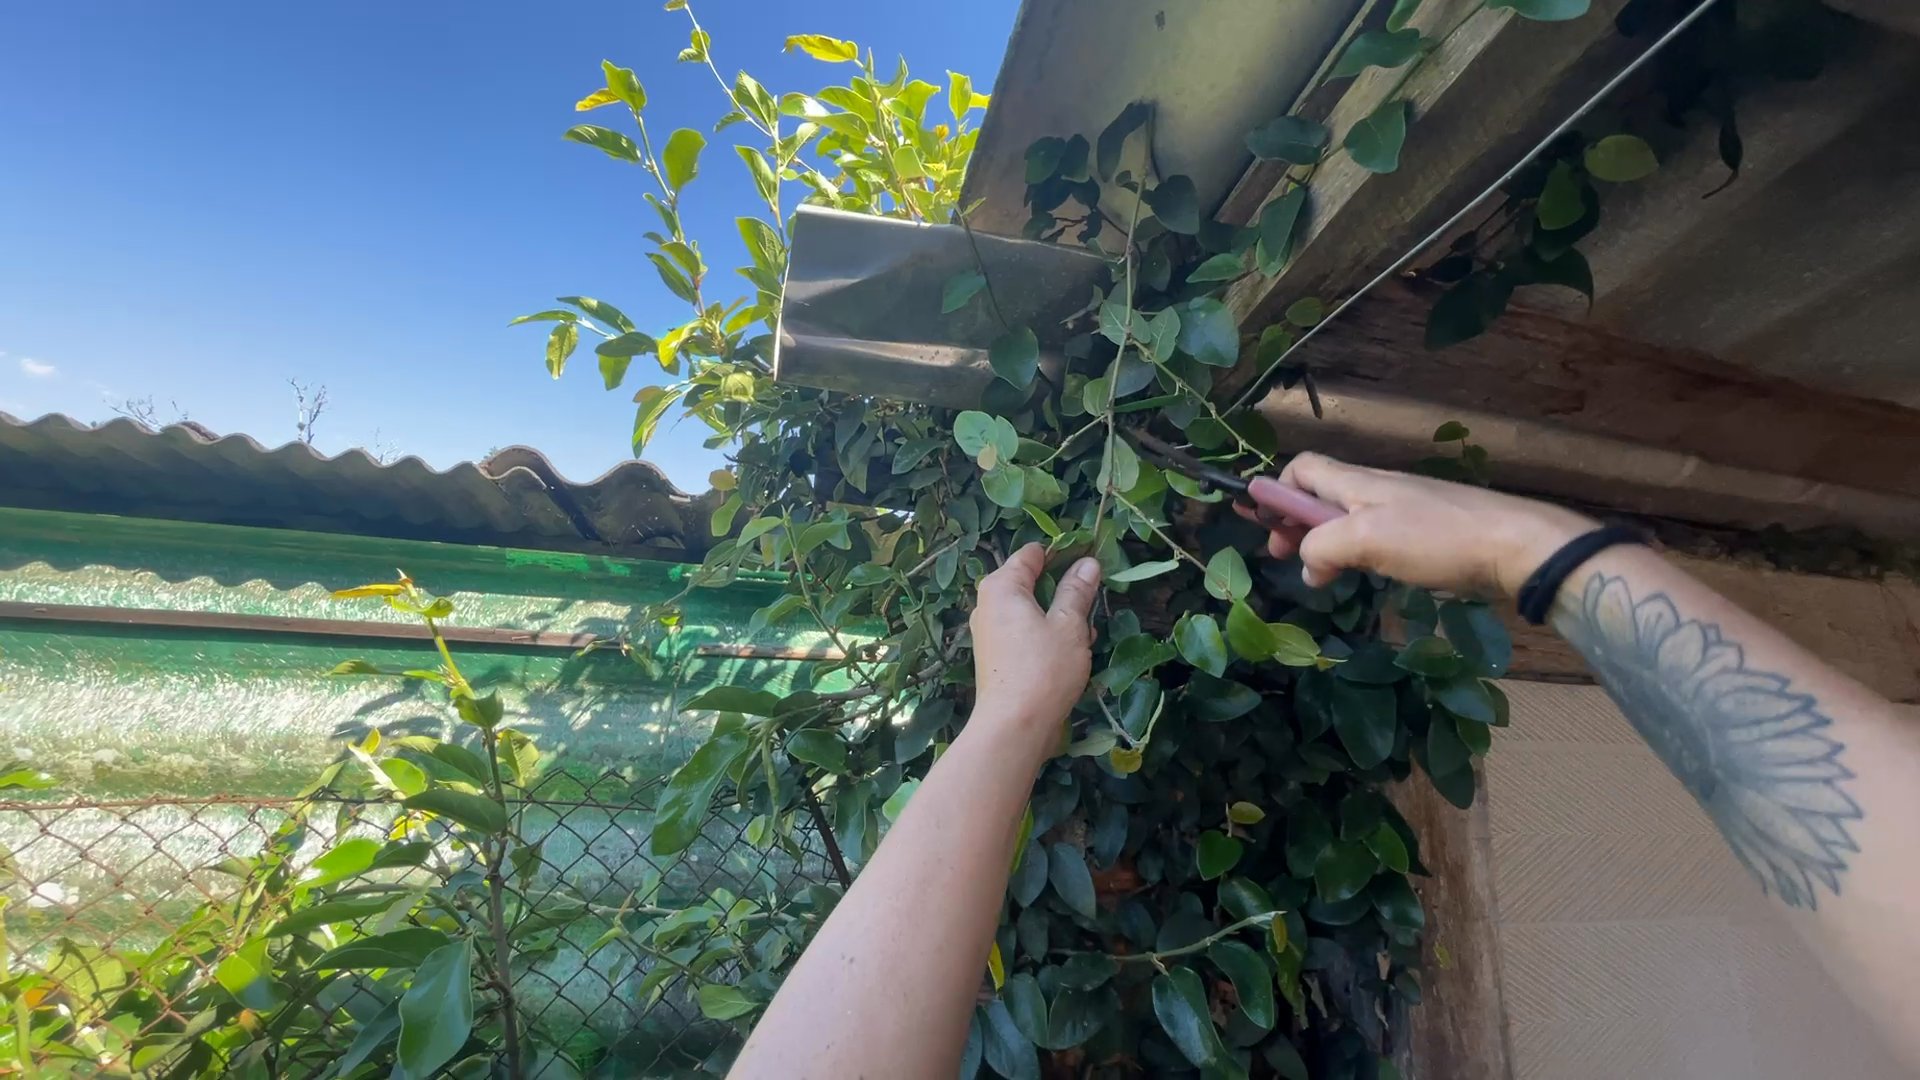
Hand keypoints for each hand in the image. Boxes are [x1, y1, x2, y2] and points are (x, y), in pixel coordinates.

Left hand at [968, 544, 1101, 764]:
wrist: (1014, 726)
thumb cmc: (1043, 669)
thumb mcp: (1069, 624)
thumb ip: (1077, 591)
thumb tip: (1088, 563)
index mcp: (1001, 586)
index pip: (1032, 553)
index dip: (1063, 553)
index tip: (1092, 559)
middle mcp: (988, 604)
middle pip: (1031, 582)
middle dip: (1064, 589)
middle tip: (1093, 603)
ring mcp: (989, 632)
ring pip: (1031, 610)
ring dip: (1060, 616)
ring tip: (1087, 634)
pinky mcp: (995, 656)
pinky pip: (1024, 633)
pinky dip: (1047, 636)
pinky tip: (1072, 653)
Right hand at [1237, 453, 1593, 594]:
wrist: (1521, 548)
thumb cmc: (1436, 537)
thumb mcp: (1364, 539)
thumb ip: (1320, 548)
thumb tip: (1307, 568)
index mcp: (1355, 482)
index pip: (1301, 469)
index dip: (1278, 492)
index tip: (1268, 526)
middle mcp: (1375, 489)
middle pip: (1319, 496)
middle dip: (1295, 524)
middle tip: (1286, 558)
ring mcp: (1403, 510)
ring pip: (1346, 520)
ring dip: (1324, 543)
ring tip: (1324, 573)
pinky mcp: (1426, 533)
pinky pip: (1376, 537)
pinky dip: (1357, 554)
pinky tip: (1368, 575)